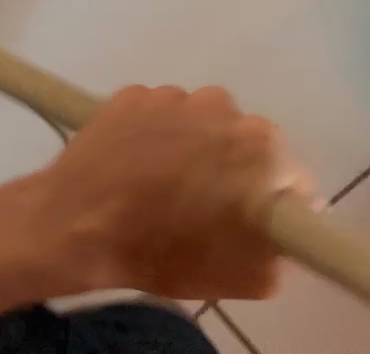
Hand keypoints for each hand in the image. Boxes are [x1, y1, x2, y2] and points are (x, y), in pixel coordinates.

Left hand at [29, 85, 313, 300]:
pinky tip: (136, 157)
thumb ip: (284, 245)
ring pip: (195, 118)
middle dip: (232, 163)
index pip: (288, 173)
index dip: (275, 198)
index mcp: (262, 149)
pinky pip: (153, 111)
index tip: (256, 216)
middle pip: (241, 138)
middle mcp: (218, 109)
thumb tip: (281, 229)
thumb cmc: (173, 251)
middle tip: (208, 196)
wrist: (82, 221)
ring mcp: (165, 97)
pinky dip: (151, 129)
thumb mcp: (256, 274)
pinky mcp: (124, 95)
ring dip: (190, 140)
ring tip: (165, 176)